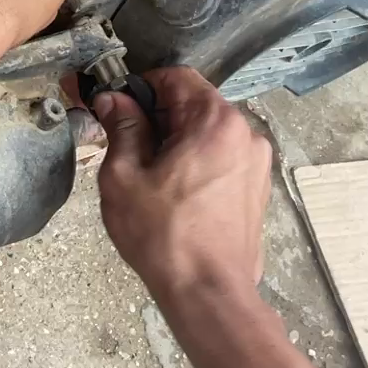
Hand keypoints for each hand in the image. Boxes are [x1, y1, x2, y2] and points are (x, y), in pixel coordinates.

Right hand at [91, 67, 272, 303]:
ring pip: (205, 132)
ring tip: (144, 173)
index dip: (139, 86)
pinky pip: (218, 157)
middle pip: (192, 104)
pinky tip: (168, 191)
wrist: (207, 290)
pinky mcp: (255, 187)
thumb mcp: (123, 175)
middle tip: (121, 142)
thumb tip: (112, 100)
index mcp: (214, 122)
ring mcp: (255, 162)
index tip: (113, 105)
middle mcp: (244, 134)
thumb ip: (121, 128)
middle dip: (154, 116)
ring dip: (172, 141)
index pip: (176, 78)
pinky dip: (192, 161)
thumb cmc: (163, 234)